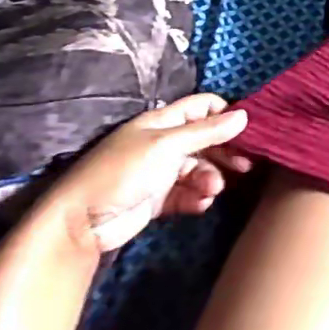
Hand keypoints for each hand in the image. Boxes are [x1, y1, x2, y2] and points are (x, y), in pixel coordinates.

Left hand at [42, 94, 252, 252]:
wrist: (81, 222)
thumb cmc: (123, 171)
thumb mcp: (167, 146)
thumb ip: (207, 132)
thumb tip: (244, 116)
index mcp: (163, 122)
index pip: (201, 107)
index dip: (225, 114)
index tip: (247, 128)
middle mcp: (164, 143)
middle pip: (205, 140)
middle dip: (225, 150)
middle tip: (246, 165)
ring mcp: (160, 172)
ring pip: (198, 168)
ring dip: (210, 177)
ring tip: (213, 190)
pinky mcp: (157, 199)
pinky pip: (186, 193)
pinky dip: (197, 196)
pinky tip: (201, 203)